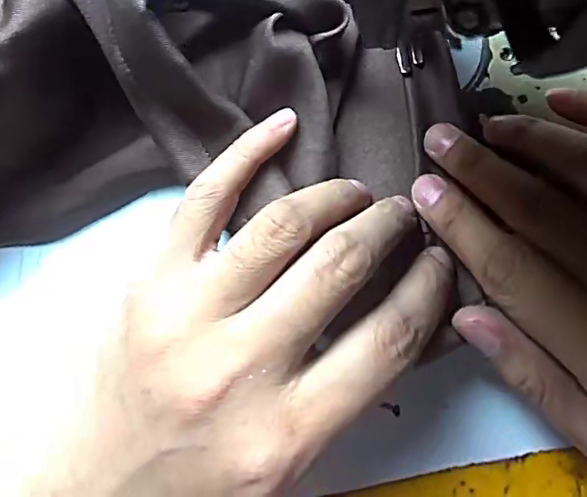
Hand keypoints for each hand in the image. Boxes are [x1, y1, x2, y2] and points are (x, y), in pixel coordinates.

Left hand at [28, 108, 453, 496]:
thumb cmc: (198, 483)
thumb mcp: (292, 462)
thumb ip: (356, 388)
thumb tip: (421, 306)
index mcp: (284, 434)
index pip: (392, 335)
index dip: (431, 283)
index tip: (439, 257)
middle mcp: (237, 373)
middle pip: (343, 262)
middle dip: (390, 223)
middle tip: (401, 212)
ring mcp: (185, 320)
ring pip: (286, 222)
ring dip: (338, 194)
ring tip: (357, 194)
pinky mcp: (147, 284)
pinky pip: (204, 197)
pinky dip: (248, 150)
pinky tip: (285, 125)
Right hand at [412, 89, 586, 495]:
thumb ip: (537, 377)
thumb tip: (470, 315)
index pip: (513, 266)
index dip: (462, 223)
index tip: (424, 190)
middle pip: (542, 203)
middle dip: (481, 166)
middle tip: (439, 137)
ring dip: (534, 135)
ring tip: (491, 121)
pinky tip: (568, 103)